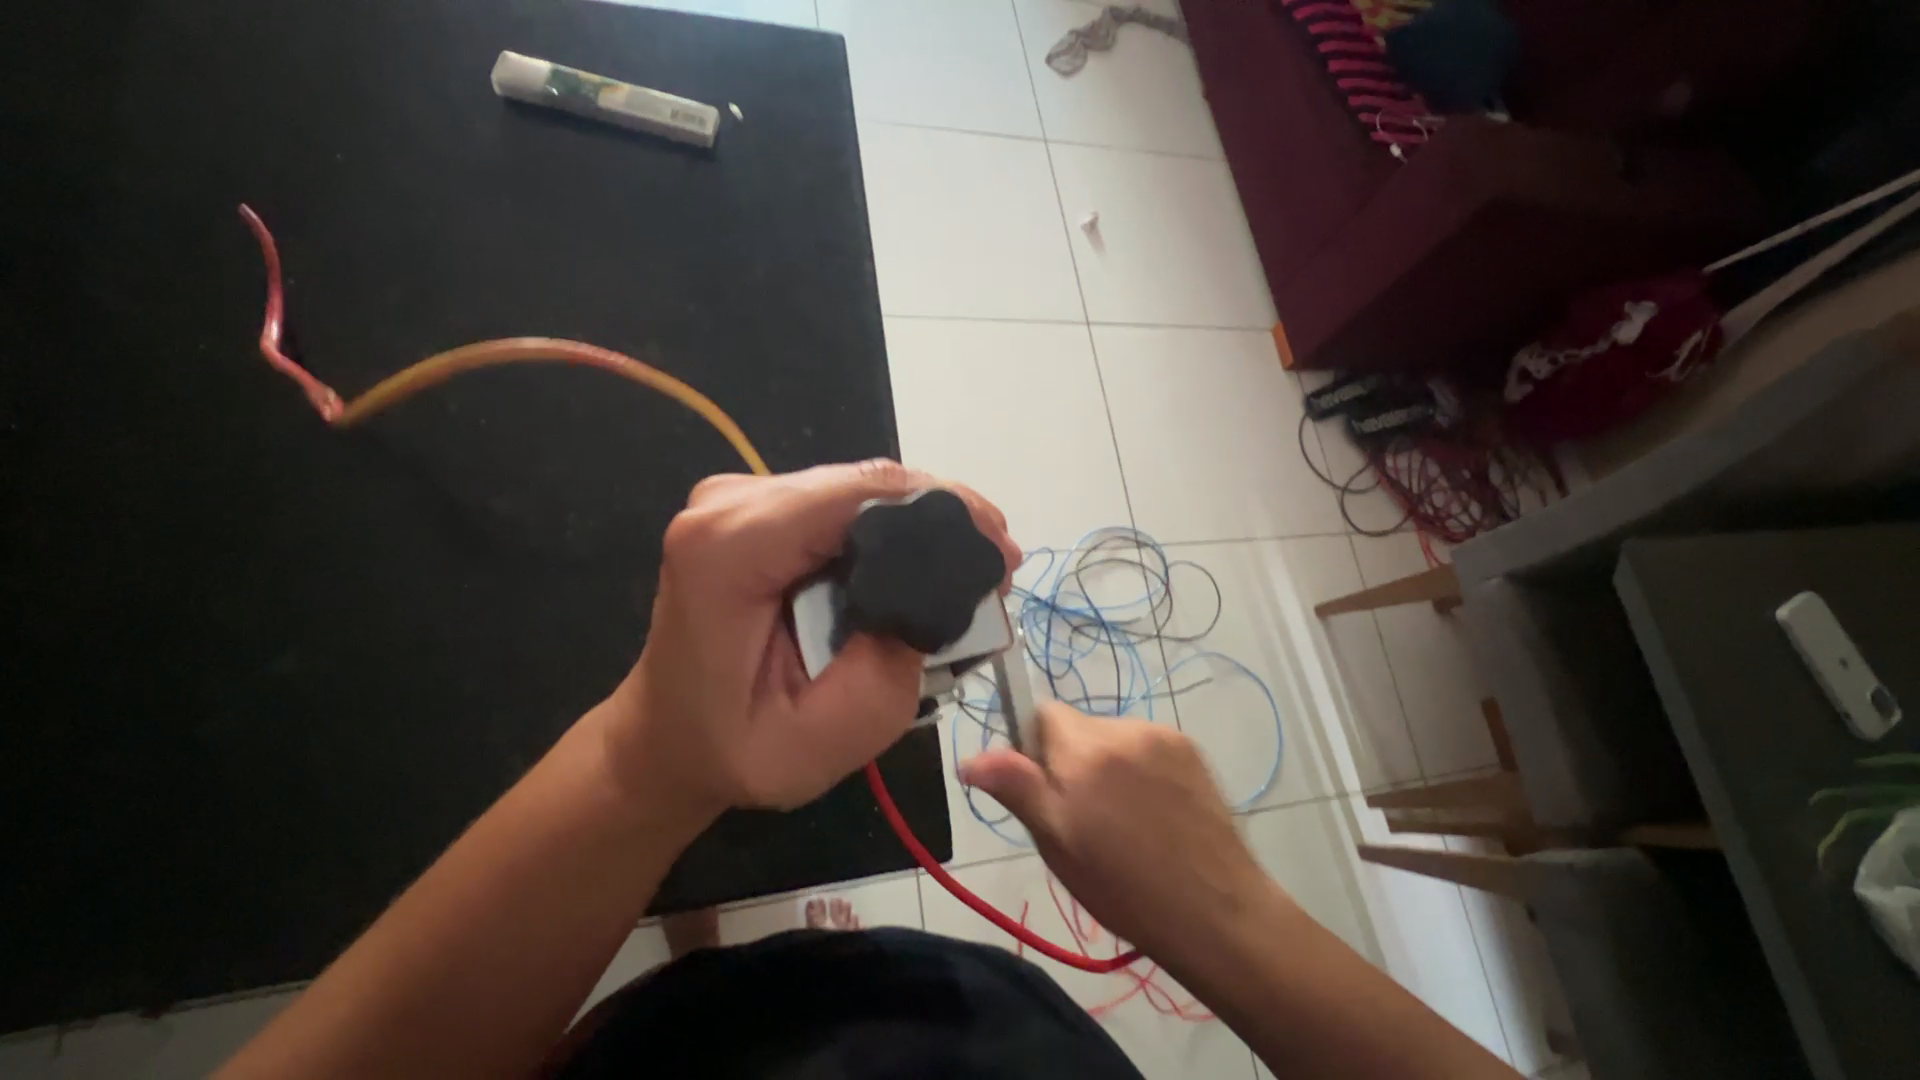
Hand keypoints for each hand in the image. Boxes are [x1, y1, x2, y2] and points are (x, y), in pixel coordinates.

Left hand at [606, 460, 1019, 816]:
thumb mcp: (818, 744)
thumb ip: (885, 674)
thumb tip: (940, 600)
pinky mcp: (755, 511)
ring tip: (973, 571)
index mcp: (730, 549)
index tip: (1000, 551)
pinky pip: (840, 506)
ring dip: (921, 526)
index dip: (941, 509)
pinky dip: (890, 533)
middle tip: (1000, 567)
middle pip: (862, 483)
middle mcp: (729, 504)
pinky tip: (925, 566)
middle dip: (942, 519)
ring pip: (858, 490)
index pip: (856, 493)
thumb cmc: (732, 750)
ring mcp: (737, 500)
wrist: (667, 737)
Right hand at [959, 704, 1278, 965]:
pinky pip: (1145, 747)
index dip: (1033, 749)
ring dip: (1105, 765)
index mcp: (1083, 749)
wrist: (1215, 912)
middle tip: (1083, 818)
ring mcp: (1162, 736)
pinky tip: (1153, 813)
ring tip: (1123, 820)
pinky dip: (1139, 770)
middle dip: (1070, 760)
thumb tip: (969, 758)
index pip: (1039, 714)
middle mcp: (1122, 729)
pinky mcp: (1191, 749)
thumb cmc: (1123, 887)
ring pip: (1111, 738)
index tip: (1045, 793)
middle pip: (1076, 727)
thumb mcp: (1057, 844)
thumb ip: (1016, 788)